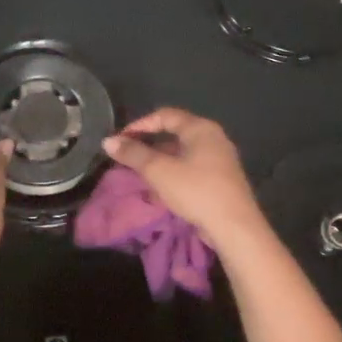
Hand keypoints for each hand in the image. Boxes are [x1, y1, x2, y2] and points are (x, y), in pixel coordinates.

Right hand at [101, 108, 266, 243]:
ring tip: (138, 173)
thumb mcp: (159, 171)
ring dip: (158, 160)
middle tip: (127, 157)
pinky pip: (190, 166)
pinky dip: (172, 171)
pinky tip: (160, 187)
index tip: (120, 140)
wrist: (233, 225)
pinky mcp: (220, 178)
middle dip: (147, 144)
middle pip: (174, 133)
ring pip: (181, 152)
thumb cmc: (196, 191)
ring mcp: (219, 158)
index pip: (165, 115)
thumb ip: (133, 154)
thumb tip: (108, 141)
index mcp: (201, 128)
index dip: (139, 125)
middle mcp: (213, 138)